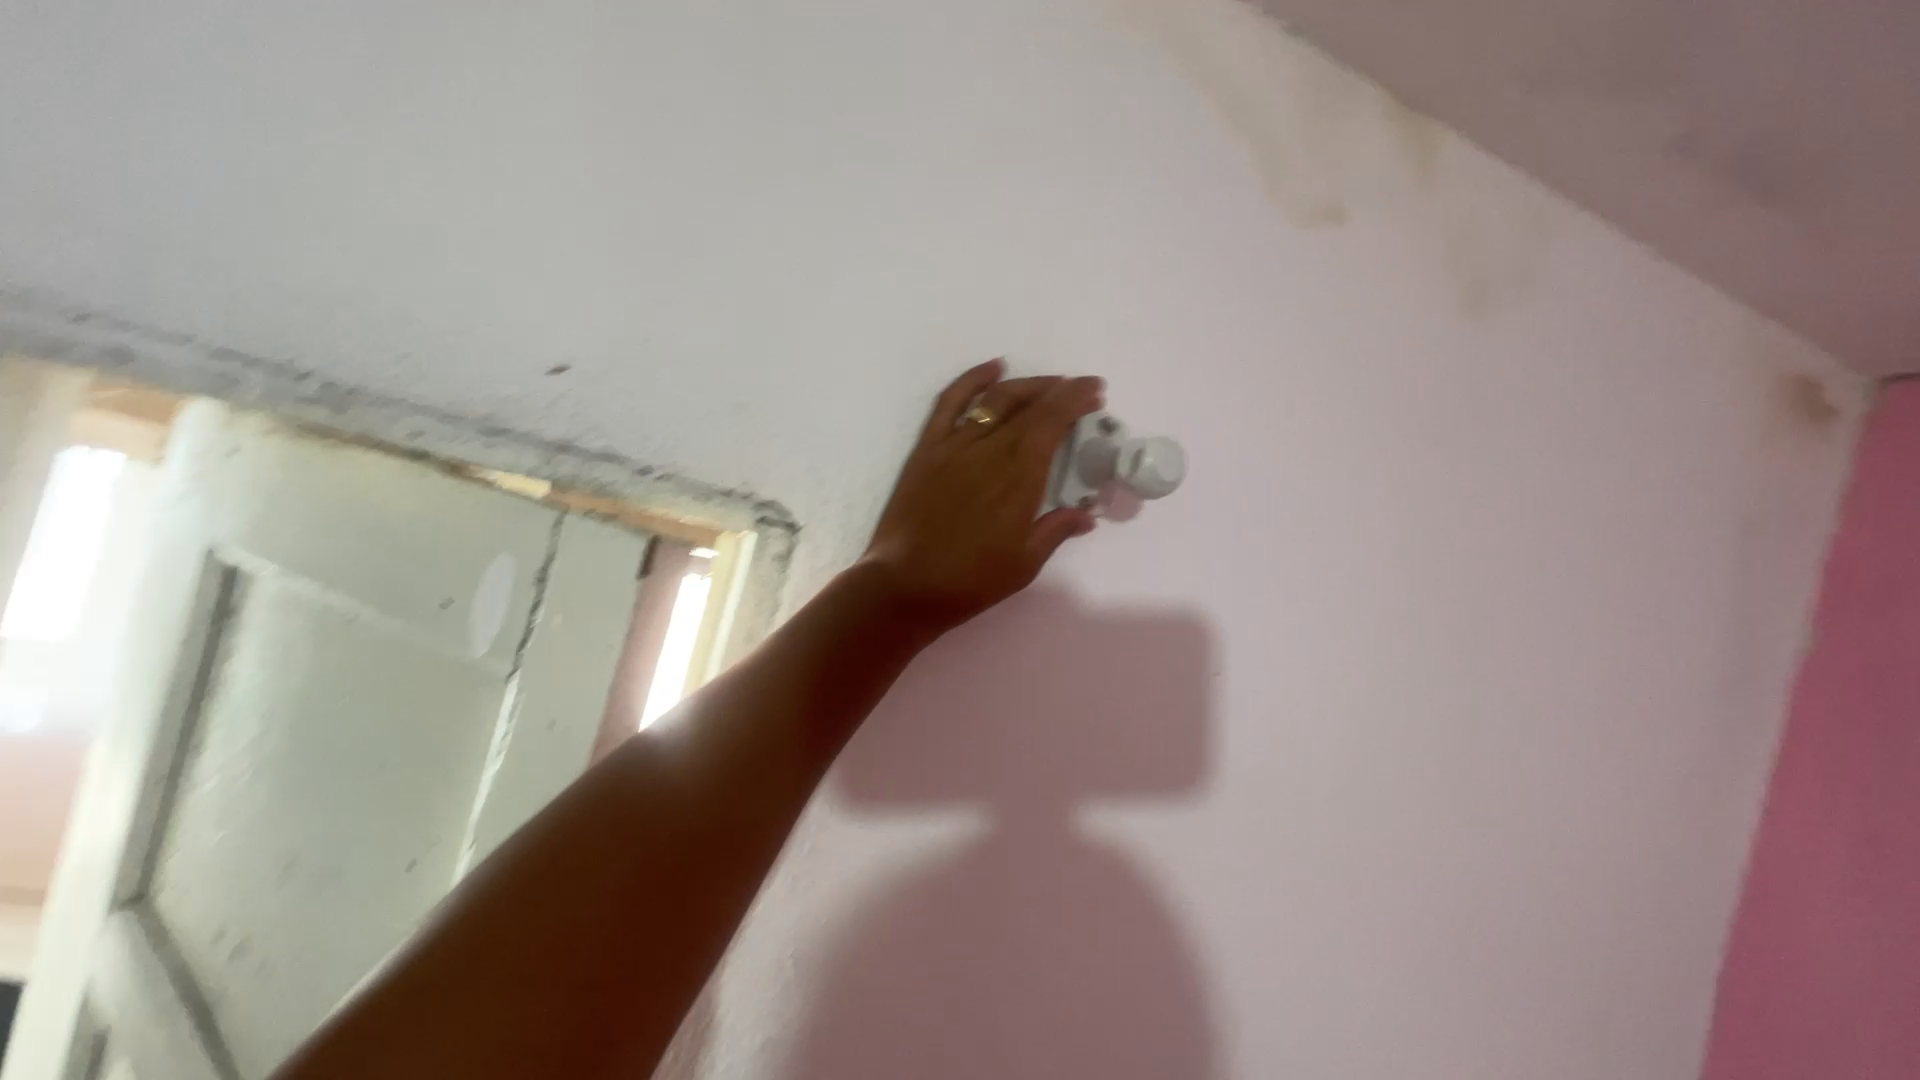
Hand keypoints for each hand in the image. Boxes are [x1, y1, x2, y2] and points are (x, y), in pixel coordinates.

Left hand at [860, 359, 1104, 639]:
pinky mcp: (927, 449)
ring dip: (1026, 385)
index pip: (1052, 422)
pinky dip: (972, 380)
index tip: (1095, 392)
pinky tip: (993, 368)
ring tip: (1048, 385)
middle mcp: (990, 451)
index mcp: (1019, 477)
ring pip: (995, 400)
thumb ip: (1055, 531)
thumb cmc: (970, 581)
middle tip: (1081, 390)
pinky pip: (949, 403)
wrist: (905, 586)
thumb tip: (1085, 515)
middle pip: (1029, 406)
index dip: (1075, 399)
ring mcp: (954, 446)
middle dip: (1060, 391)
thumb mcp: (1024, 564)